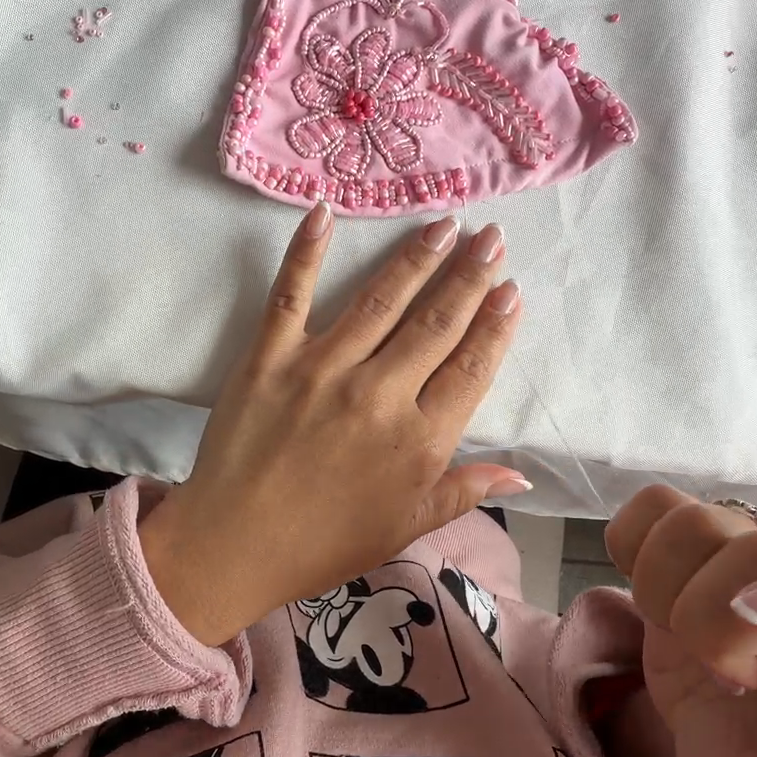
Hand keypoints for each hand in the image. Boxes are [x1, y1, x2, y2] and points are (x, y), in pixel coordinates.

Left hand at [141, 202, 527, 644]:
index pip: (470, 368)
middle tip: (491, 237)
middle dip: (469, 276)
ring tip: (442, 226)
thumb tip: (522, 475)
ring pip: (379, 301)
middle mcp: (378, 395)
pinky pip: (291, 295)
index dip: (494, 326)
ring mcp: (321, 371)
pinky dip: (307, 252)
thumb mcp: (404, 527)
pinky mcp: (268, 358)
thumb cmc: (323, 543)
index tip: (511, 289)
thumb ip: (461, 492)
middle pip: (434, 324)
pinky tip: (325, 212)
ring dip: (415, 258)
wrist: (234, 544)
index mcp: (417, 440)